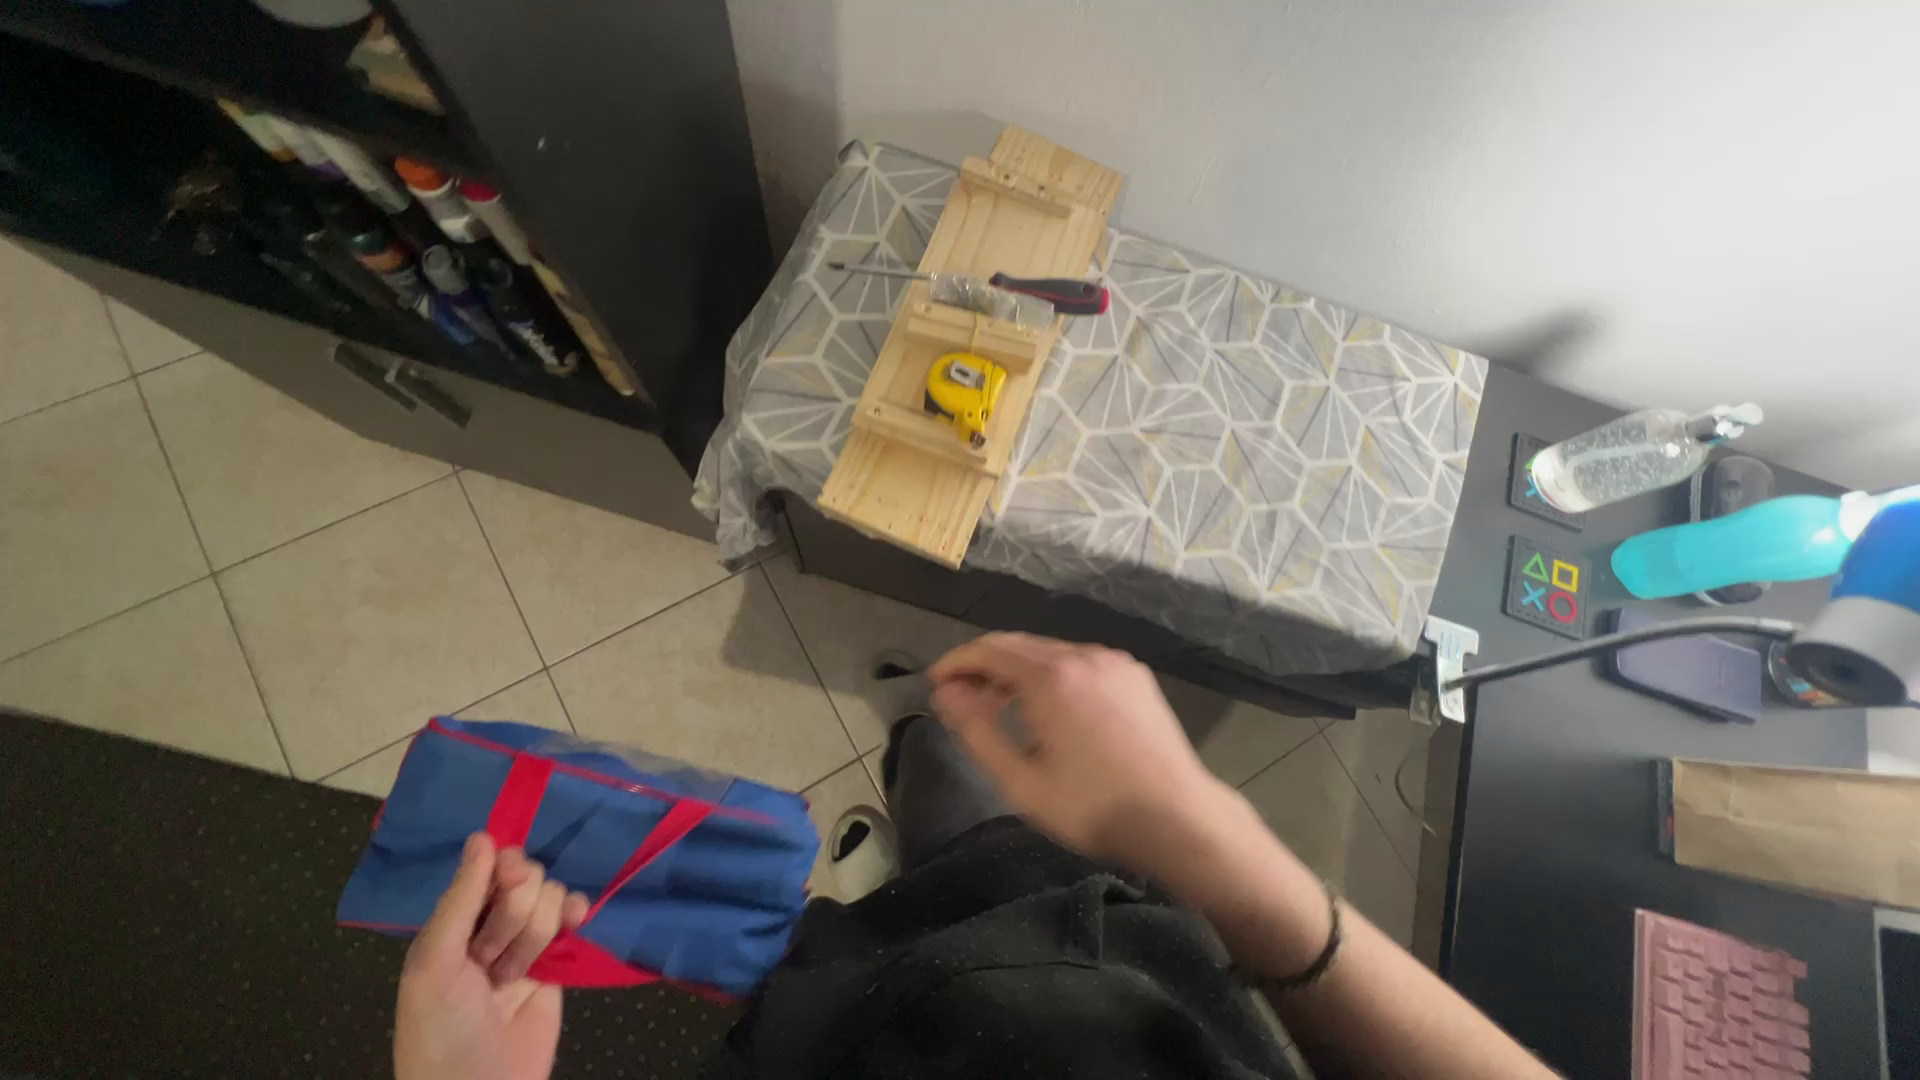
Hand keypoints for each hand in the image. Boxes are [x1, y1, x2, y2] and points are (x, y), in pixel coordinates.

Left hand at [395, 834, 591, 1079]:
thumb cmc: (443, 1031)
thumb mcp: (435, 966)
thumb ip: (460, 901)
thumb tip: (484, 835)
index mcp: (453, 923)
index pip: (491, 866)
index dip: (507, 868)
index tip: (511, 881)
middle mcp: (489, 925)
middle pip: (527, 880)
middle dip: (517, 914)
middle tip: (492, 957)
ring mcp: (525, 942)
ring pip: (551, 897)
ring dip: (538, 931)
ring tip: (514, 973)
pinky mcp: (558, 958)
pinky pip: (573, 914)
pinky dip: (575, 912)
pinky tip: (576, 922)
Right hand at [927, 633, 1235, 867]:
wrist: (1178, 819)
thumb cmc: (1092, 807)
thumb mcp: (1021, 780)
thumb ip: (976, 731)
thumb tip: (945, 694)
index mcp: (1052, 677)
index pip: (989, 650)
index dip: (956, 663)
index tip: (935, 684)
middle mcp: (1084, 655)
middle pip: (1019, 645)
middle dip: (984, 667)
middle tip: (961, 700)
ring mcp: (1114, 662)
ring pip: (1050, 653)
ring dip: (1017, 672)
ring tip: (999, 708)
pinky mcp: (1134, 676)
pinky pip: (1079, 663)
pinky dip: (1052, 676)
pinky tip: (1047, 710)